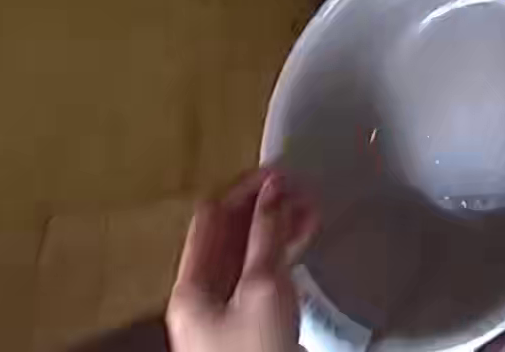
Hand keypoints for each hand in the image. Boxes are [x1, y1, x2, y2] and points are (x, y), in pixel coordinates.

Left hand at [167, 169, 317, 351]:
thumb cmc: (253, 346)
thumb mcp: (262, 284)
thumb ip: (266, 232)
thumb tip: (273, 185)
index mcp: (192, 283)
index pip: (211, 217)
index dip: (243, 189)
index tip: (281, 170)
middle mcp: (204, 287)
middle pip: (232, 229)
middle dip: (266, 202)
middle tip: (302, 183)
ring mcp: (228, 299)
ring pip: (253, 243)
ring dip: (280, 218)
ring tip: (312, 200)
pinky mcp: (252, 307)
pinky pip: (266, 262)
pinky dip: (287, 240)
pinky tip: (310, 225)